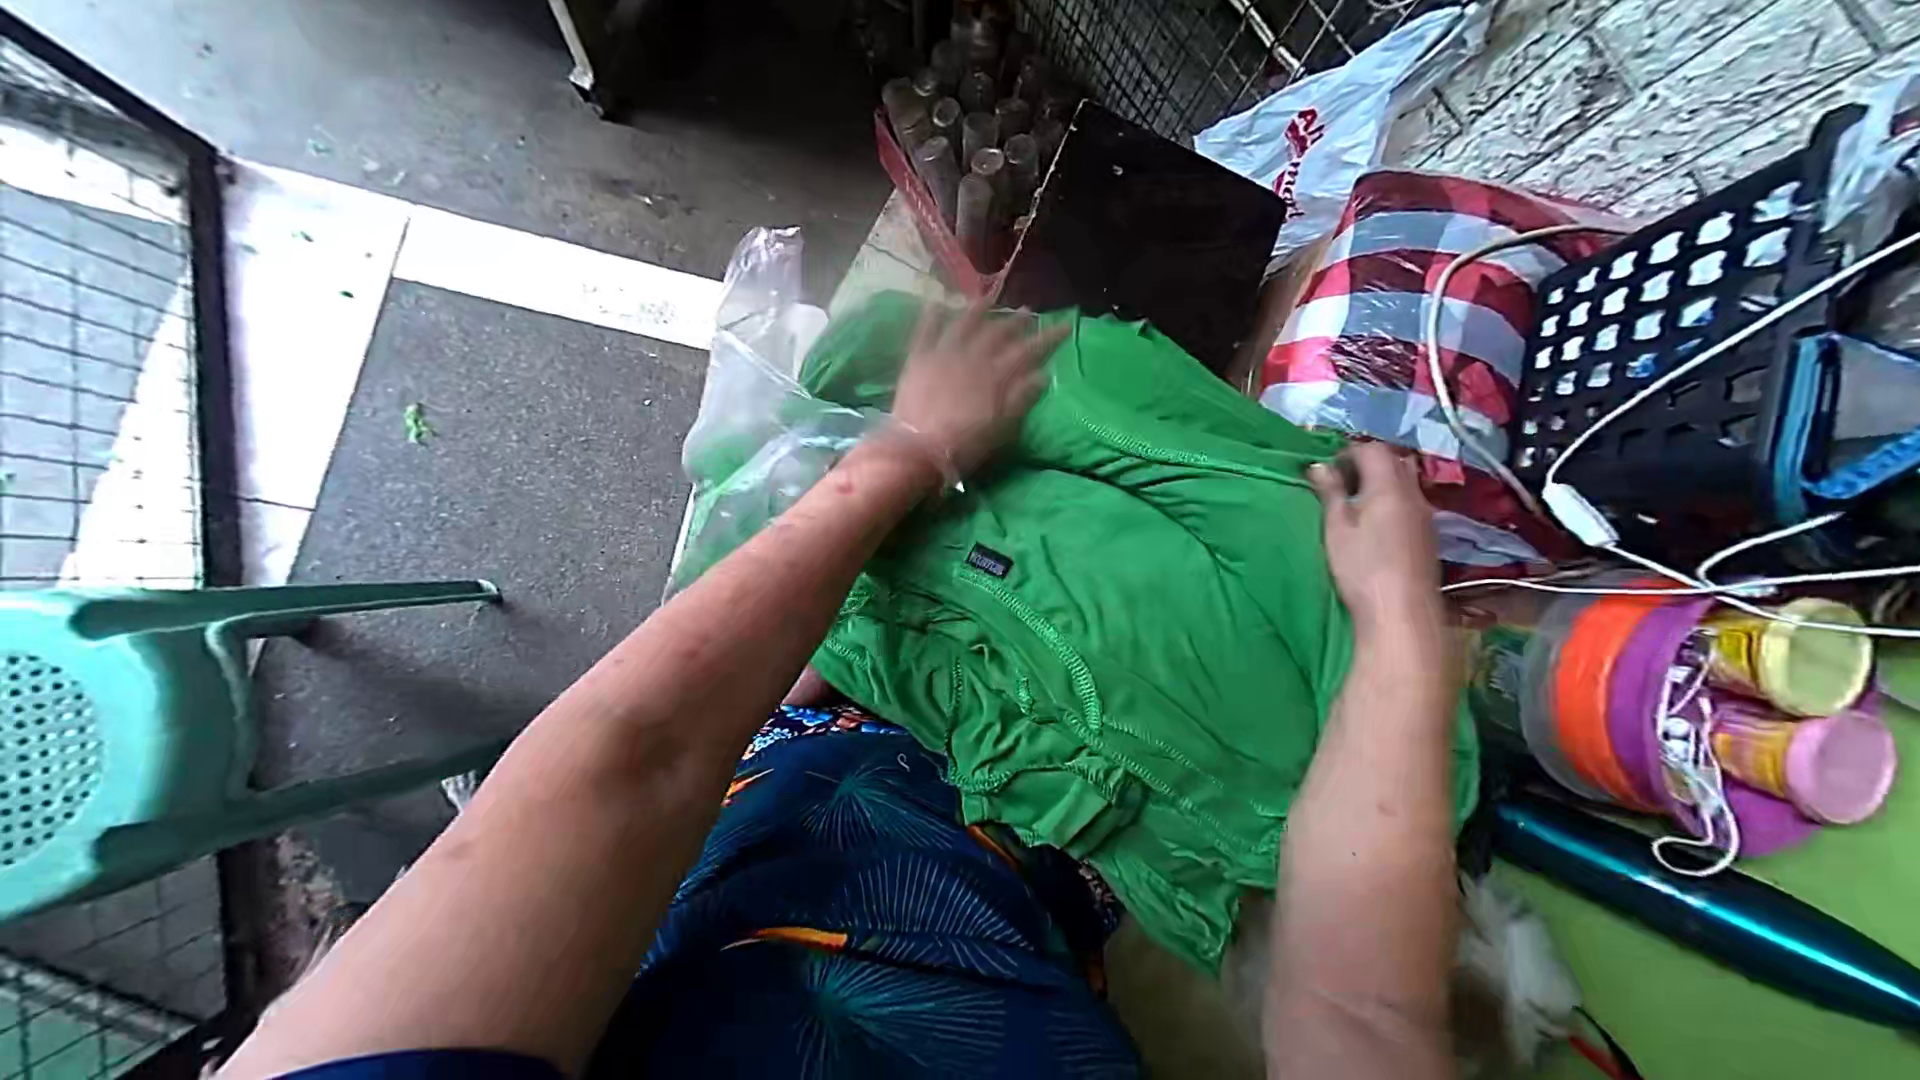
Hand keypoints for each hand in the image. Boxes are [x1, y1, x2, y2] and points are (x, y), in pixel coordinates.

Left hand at [890, 299, 1069, 478]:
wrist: (919, 447)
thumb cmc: (966, 443)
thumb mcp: (1002, 427)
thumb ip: (1022, 399)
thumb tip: (1043, 375)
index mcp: (997, 374)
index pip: (1029, 350)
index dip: (1049, 337)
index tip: (1066, 325)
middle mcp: (973, 355)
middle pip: (999, 332)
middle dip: (1016, 322)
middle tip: (1028, 312)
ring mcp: (944, 353)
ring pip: (964, 323)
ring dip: (978, 310)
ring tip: (988, 300)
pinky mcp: (918, 359)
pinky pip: (925, 331)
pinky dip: (931, 316)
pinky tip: (935, 303)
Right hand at [1307, 442, 1443, 643]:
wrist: (1400, 611)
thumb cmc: (1361, 566)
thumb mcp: (1336, 527)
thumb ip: (1331, 492)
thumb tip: (1319, 466)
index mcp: (1390, 487)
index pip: (1373, 450)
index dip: (1348, 453)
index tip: (1326, 470)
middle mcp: (1414, 495)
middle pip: (1394, 462)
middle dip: (1366, 464)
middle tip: (1339, 483)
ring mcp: (1425, 516)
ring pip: (1404, 482)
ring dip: (1379, 483)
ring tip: (1352, 504)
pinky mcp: (1426, 535)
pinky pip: (1409, 502)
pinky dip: (1390, 501)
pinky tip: (1372, 524)